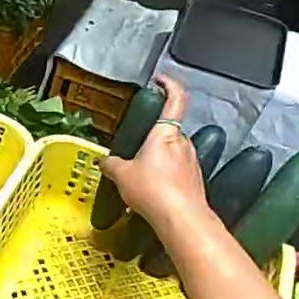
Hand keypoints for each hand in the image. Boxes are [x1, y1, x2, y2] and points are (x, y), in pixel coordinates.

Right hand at [98, 75, 208, 231]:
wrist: (181, 218)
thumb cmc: (153, 190)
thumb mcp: (121, 174)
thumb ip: (111, 164)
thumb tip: (104, 161)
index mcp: (165, 134)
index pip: (175, 100)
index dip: (169, 86)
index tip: (159, 81)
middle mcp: (183, 143)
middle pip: (169, 129)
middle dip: (152, 134)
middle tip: (134, 143)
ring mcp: (192, 161)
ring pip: (173, 150)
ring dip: (157, 155)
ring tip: (138, 170)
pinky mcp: (194, 178)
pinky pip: (177, 168)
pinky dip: (164, 172)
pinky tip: (150, 187)